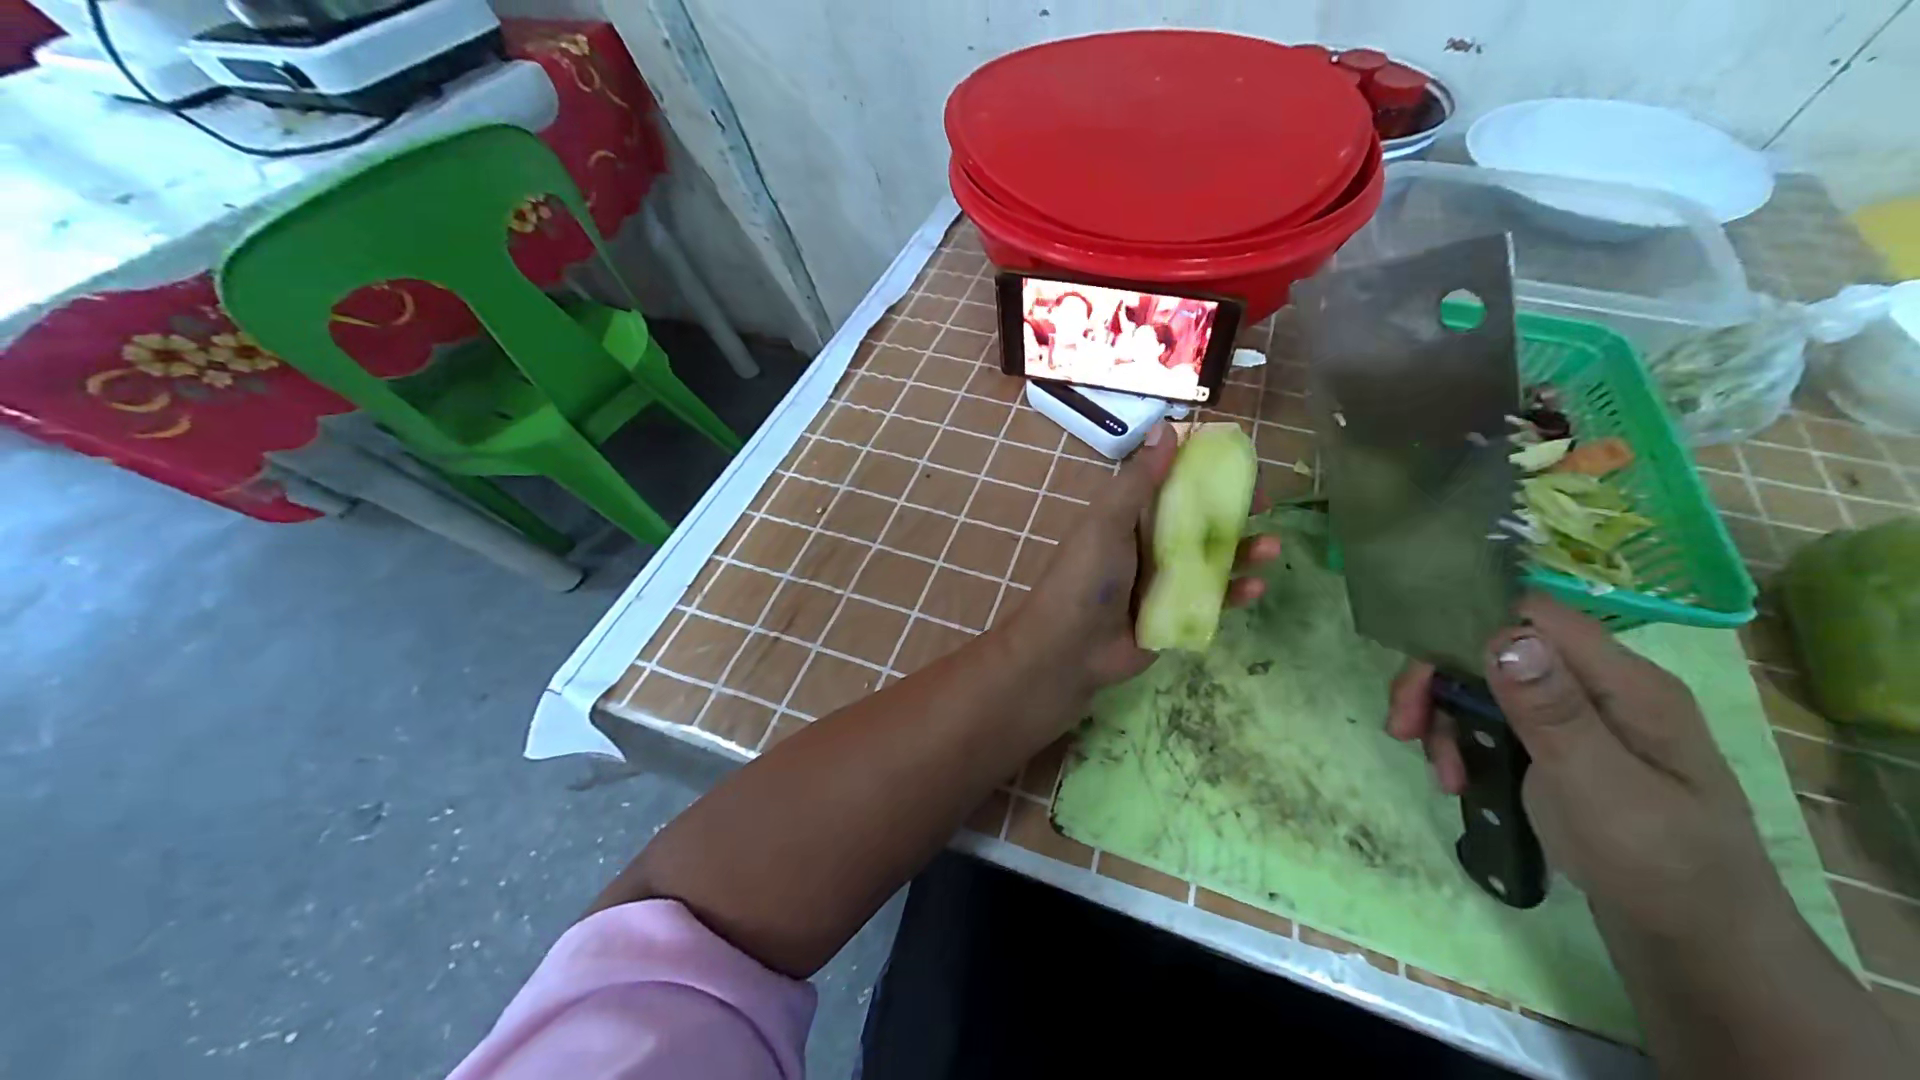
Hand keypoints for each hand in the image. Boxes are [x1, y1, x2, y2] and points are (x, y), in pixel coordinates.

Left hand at [1009, 421, 1280, 691]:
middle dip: (1235, 510)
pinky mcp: (1177, 613)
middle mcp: (1150, 543)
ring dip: (1245, 550)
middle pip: (1201, 519)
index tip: (1238, 462)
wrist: (1070, 647)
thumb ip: (1138, 480)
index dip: (1205, 471)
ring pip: (1214, 558)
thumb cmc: (1086, 576)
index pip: (1174, 483)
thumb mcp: (1108, 520)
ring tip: (1271, 548)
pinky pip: (1213, 598)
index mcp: (1131, 516)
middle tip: (1266, 504)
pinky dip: (1235, 592)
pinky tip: (1255, 588)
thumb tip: (1167, 427)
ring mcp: (1166, 579)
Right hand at [1387, 595, 1780, 937]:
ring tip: (1436, 769)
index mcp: (1625, 684)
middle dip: (1439, 682)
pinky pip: (1488, 719)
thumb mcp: (1605, 791)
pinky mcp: (1553, 744)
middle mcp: (1598, 688)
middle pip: (1495, 648)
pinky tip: (1454, 777)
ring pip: (1482, 684)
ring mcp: (1574, 717)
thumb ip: (1554, 713)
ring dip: (1442, 717)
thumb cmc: (1662, 867)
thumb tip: (1503, 636)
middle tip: (1403, 728)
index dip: (1469, 629)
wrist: (1696, 944)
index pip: (1534, 617)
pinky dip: (1458, 741)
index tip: (1423, 677)